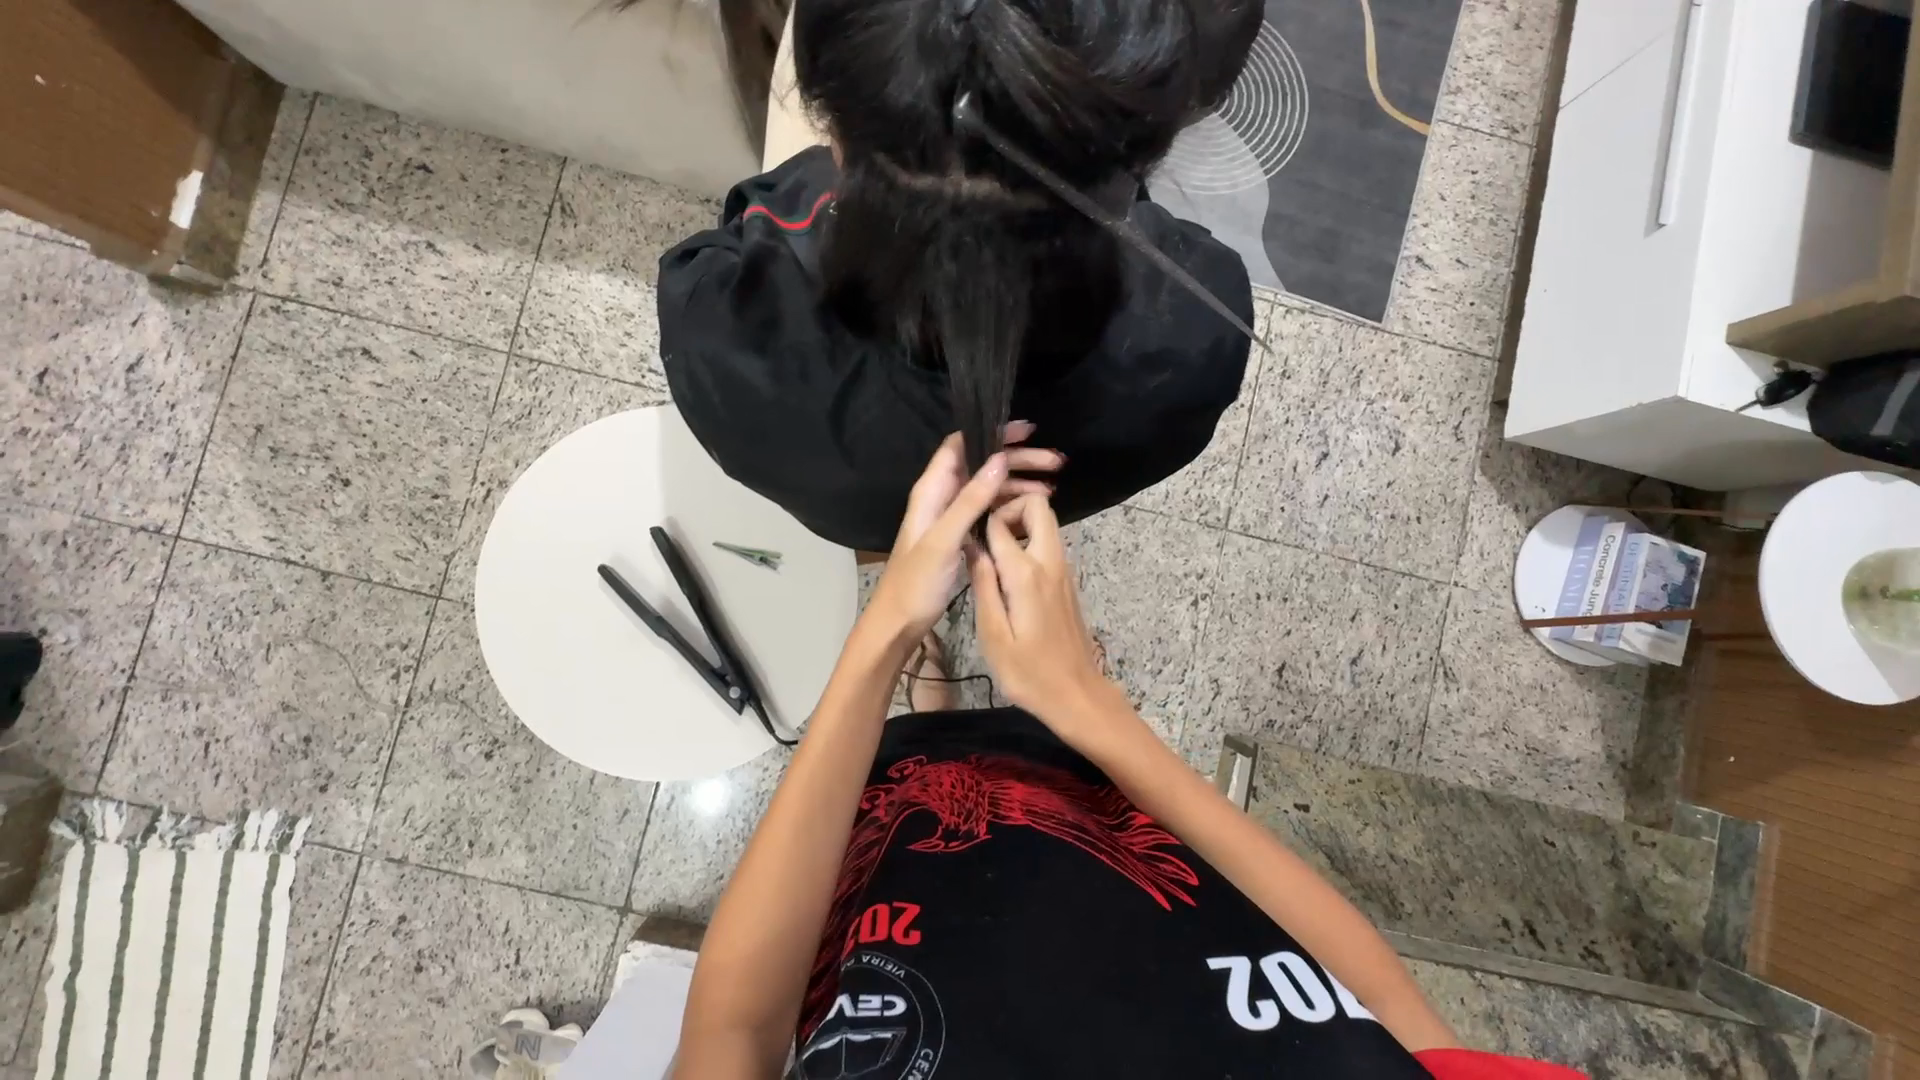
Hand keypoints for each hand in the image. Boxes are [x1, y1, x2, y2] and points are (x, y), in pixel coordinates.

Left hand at [861, 427, 1062, 645]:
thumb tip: (999, 459)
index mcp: (932, 490)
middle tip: (1056, 462)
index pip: (961, 445)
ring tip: (1053, 487)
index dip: (992, 433)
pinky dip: (1011, 505)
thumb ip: (970, 500)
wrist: (899, 623)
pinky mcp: (961, 536)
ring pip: (989, 487)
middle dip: (1017, 459)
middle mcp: (942, 497)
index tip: (1028, 432)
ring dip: (1019, 483)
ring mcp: (952, 516)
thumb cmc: (916, 583)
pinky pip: (989, 510)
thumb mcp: (944, 540)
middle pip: (982, 465)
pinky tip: (1033, 510)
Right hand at [968, 494, 1129, 743]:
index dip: (980, 521)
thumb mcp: (993, 634)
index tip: (964, 535)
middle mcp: (1050, 563)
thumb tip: (972, 547)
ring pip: (1046, 525)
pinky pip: (1048, 546)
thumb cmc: (1029, 673)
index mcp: (1026, 574)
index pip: (1001, 524)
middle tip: (985, 536)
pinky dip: (1028, 544)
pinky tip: (1007, 575)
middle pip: (1038, 507)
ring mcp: (1063, 572)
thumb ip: (983, 585)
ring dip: (1019, 526)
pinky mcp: (1067, 584)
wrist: (1077, 695)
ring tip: (990, 554)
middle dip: (1009, 509)